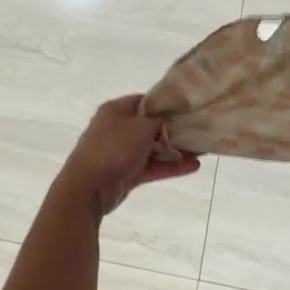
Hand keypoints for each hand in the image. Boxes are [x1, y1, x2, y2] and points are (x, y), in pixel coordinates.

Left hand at [55, 95, 200, 220]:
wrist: (88, 188)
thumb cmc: (114, 148)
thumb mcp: (142, 127)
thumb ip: (161, 121)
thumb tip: (170, 120)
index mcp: (115, 111)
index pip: (144, 101)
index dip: (166, 103)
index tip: (187, 107)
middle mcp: (117, 129)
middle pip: (150, 126)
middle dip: (174, 129)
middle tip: (198, 129)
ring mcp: (120, 153)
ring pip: (153, 149)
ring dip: (175, 150)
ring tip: (201, 150)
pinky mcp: (126, 174)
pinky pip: (151, 167)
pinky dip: (170, 167)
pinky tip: (193, 166)